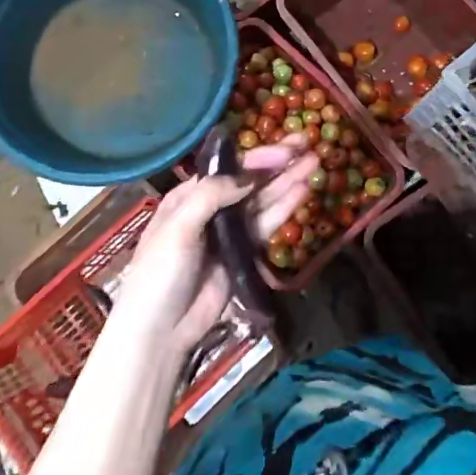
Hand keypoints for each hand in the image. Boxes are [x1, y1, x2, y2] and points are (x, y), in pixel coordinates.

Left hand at [111, 134, 316, 352]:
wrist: (162, 328)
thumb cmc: (160, 272)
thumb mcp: (178, 227)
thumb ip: (211, 196)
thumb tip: (248, 177)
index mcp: (187, 196)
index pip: (226, 168)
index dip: (257, 157)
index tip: (286, 150)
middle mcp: (209, 208)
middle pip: (248, 181)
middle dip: (277, 164)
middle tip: (308, 145)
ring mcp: (228, 232)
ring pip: (262, 201)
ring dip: (287, 182)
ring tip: (315, 163)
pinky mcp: (242, 255)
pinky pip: (266, 226)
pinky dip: (283, 209)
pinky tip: (302, 192)